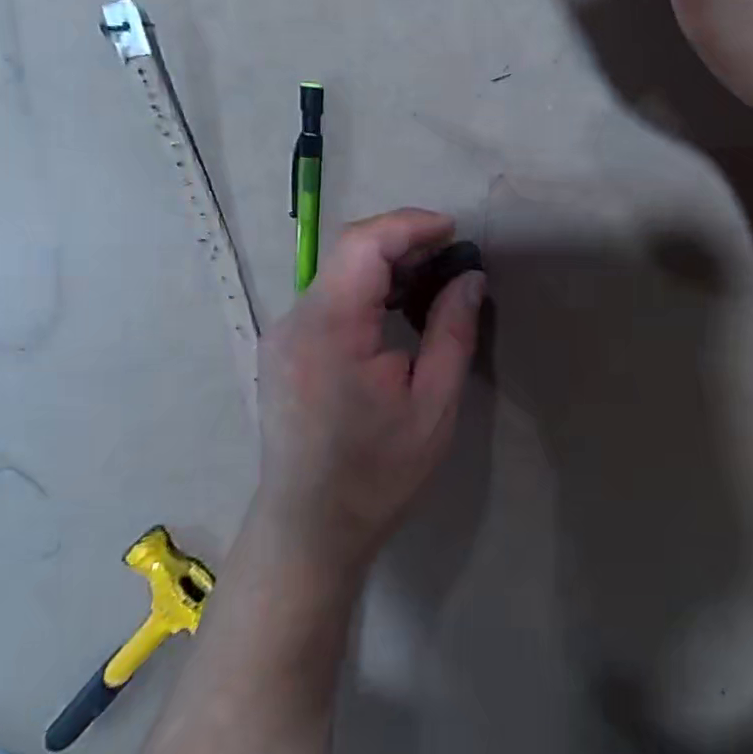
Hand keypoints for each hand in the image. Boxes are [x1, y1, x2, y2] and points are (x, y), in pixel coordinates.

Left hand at [254, 208, 485, 574]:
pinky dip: (365, 291)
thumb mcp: (433, 404)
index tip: (454, 232)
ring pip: (336, 273)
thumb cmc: (378, 473)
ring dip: (384, 267)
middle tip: (452, 257)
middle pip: (348, 252)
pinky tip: (395, 310)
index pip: (363, 244)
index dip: (410, 225)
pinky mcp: (283, 350)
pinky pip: (327, 299)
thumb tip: (470, 277)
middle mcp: (295, 320)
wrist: (310, 529)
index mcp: (330, 328)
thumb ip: (452, 331)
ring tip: (432, 281)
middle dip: (402, 243)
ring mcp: (282, 334)